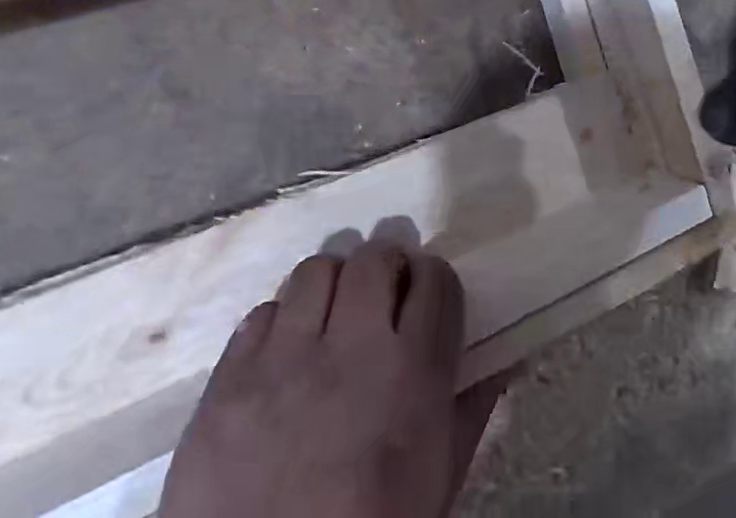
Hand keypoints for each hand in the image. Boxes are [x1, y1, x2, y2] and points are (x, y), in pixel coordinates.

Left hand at [158, 242, 504, 517]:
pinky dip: (281, 323)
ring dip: (332, 285)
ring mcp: (284, 363)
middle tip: (381, 292)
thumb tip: (508, 359)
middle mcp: (352, 350)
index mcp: (413, 372)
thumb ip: (474, 408)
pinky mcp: (226, 384)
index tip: (424, 290)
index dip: (433, 276)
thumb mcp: (440, 476)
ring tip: (331, 316)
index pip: (434, 279)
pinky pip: (261, 314)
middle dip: (385, 265)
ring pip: (315, 271)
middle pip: (374, 259)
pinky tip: (285, 355)